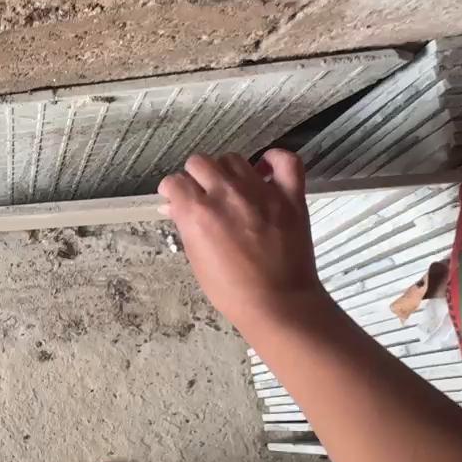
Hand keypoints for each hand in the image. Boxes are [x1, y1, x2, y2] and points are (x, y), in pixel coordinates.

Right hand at [159, 151, 331, 328]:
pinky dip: (274, 160)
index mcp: (198, 212)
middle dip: (195, 176)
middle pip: (199, 162)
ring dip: (226, 170)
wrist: (278, 303)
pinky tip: (264, 171)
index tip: (176, 198)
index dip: (172, 191)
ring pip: (233, 158)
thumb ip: (185, 224)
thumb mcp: (195, 256)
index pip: (174, 182)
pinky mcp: (289, 196)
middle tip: (202, 193)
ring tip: (231, 187)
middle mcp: (226, 195)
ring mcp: (260, 193)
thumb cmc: (230, 288)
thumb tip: (175, 205)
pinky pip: (285, 161)